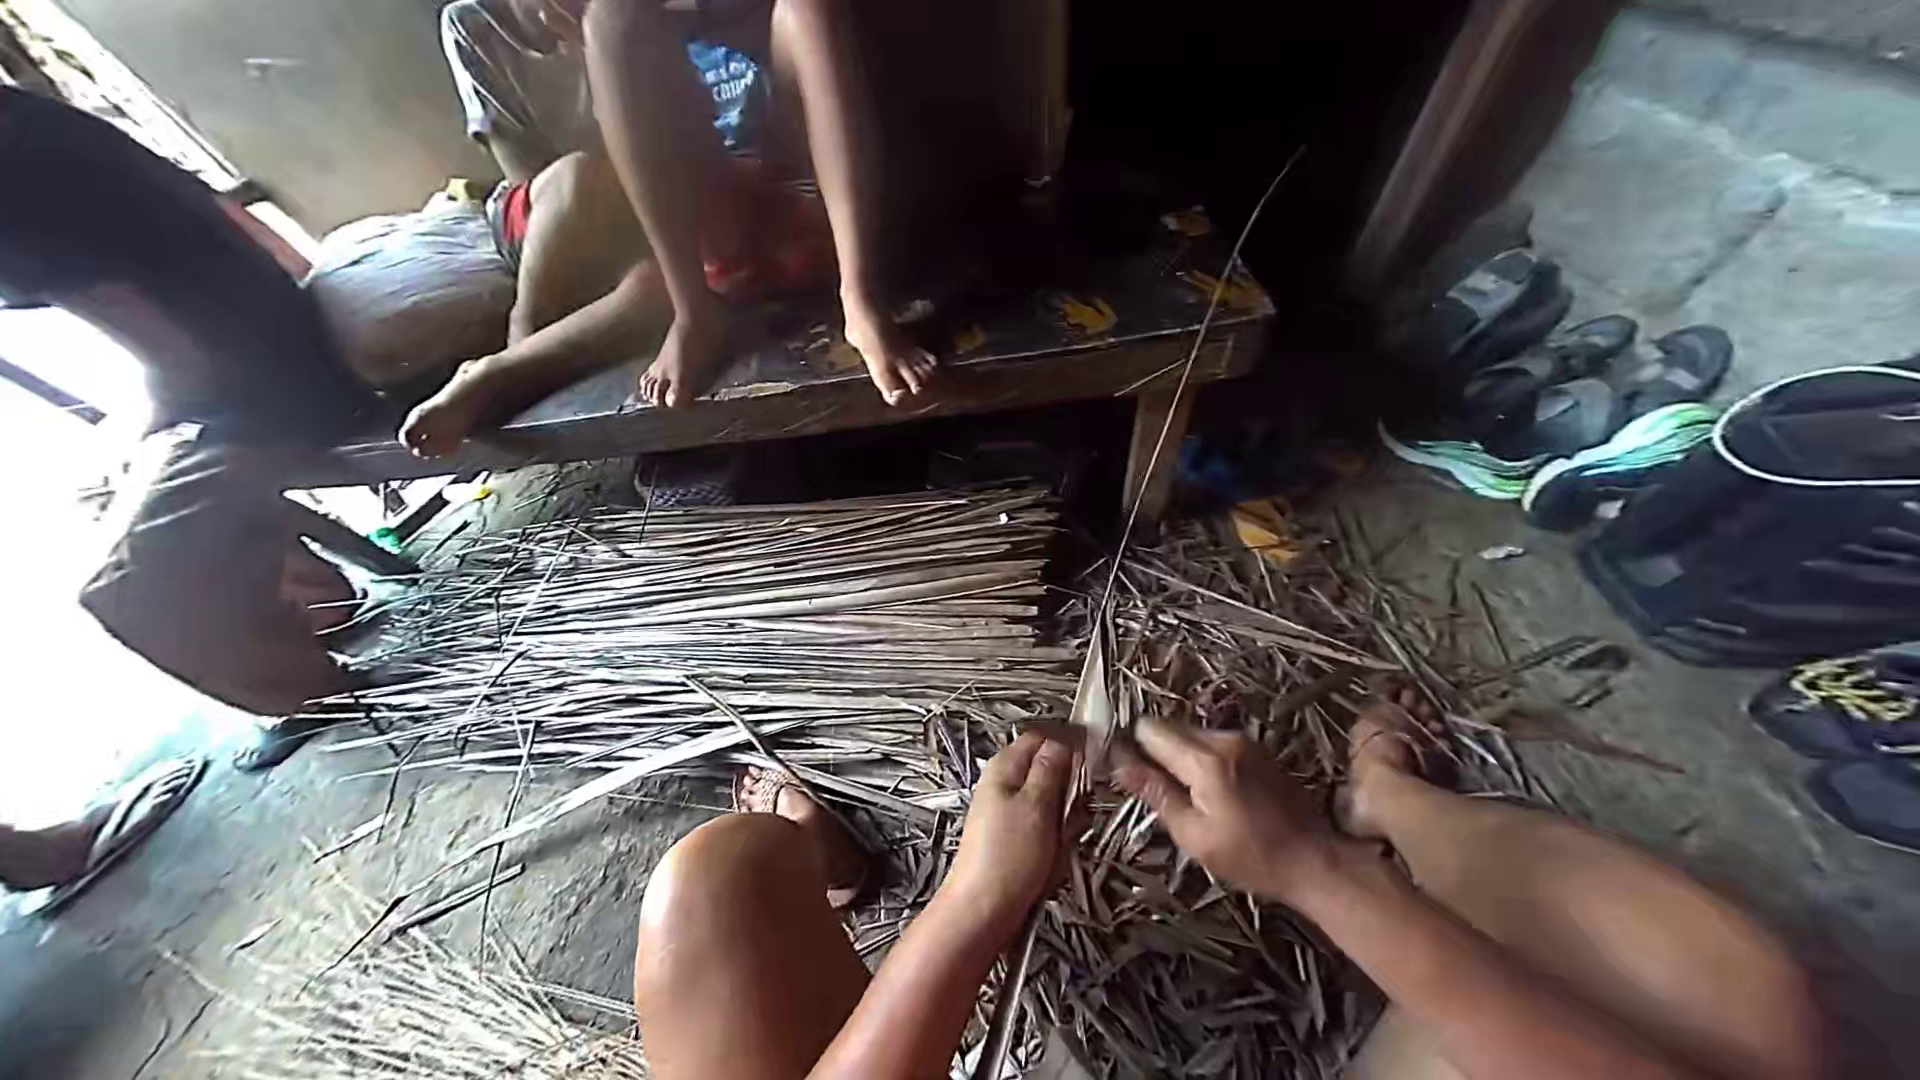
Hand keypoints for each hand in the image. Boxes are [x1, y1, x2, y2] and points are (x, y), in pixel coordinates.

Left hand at [942, 731, 1084, 937]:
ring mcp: (1011, 811)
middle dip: (1069, 791)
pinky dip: (1056, 842)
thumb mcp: (1036, 805)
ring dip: (1065, 821)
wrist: (982, 913)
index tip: (1094, 759)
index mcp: (1005, 766)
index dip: (1070, 744)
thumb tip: (1065, 739)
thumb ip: (1052, 768)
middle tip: (1074, 813)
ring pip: (1053, 803)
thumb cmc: (1007, 857)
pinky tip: (1053, 859)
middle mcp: (1005, 783)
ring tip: (1061, 842)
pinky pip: (1047, 830)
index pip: (1043, 736)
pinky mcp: (1017, 838)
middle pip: (1050, 771)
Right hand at [1112, 715, 1347, 905]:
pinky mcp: (1256, 746)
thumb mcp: (1194, 835)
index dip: (1134, 748)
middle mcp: (1223, 739)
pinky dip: (1203, 758)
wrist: (1317, 862)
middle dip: (1158, 752)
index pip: (1149, 731)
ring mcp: (1243, 739)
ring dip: (1181, 755)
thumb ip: (1155, 793)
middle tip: (1162, 789)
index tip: (1131, 771)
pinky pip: (1213, 741)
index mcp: (1205, 761)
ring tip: (1191, 794)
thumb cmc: (1251, 858)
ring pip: (1190, 733)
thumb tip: (1118, 762)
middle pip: (1170, 727)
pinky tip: (1215, 790)